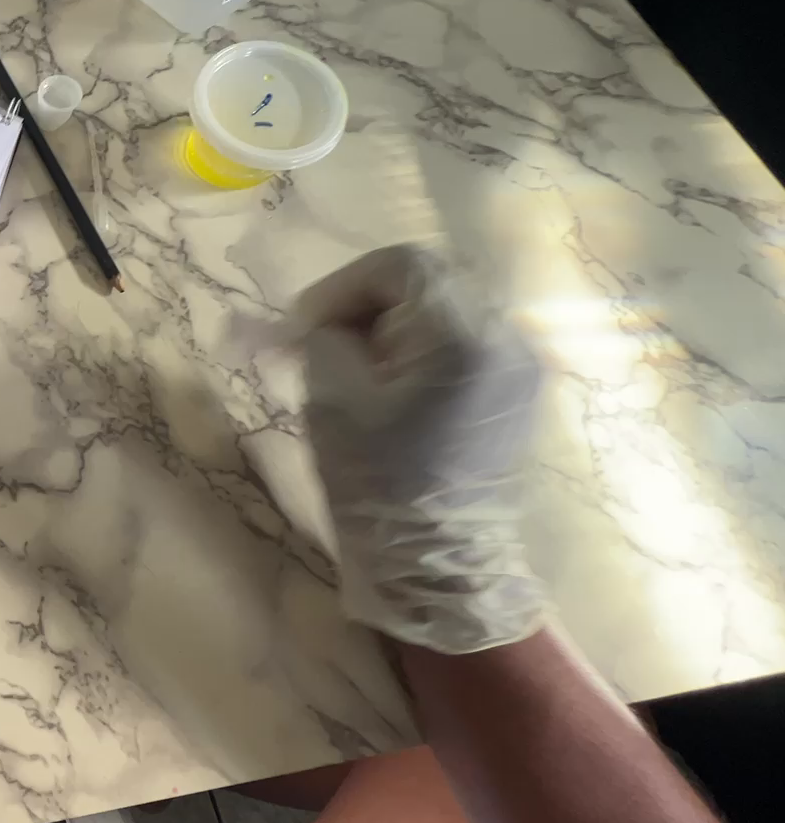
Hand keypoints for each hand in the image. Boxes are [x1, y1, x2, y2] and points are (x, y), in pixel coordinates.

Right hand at [294, 245, 544, 654]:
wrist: (436, 556)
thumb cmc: (375, 477)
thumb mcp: (330, 397)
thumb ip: (321, 336)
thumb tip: (311, 316)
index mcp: (461, 340)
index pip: (401, 266)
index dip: (341, 286)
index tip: (304, 327)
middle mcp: (505, 339)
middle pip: (424, 280)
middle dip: (360, 302)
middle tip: (319, 344)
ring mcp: (518, 363)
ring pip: (439, 306)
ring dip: (382, 322)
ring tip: (346, 366)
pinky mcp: (512, 387)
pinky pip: (456, 337)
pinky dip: (410, 344)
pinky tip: (382, 382)